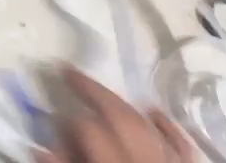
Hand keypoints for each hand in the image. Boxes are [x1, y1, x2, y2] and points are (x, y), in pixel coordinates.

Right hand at [35, 68, 195, 162]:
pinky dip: (169, 126)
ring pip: (151, 127)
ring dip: (125, 103)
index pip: (90, 128)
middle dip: (94, 91)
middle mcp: (147, 159)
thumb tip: (41, 144)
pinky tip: (151, 109)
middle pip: (123, 118)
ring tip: (101, 89)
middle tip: (67, 71)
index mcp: (115, 161)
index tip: (52, 115)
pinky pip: (184, 146)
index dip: (67, 118)